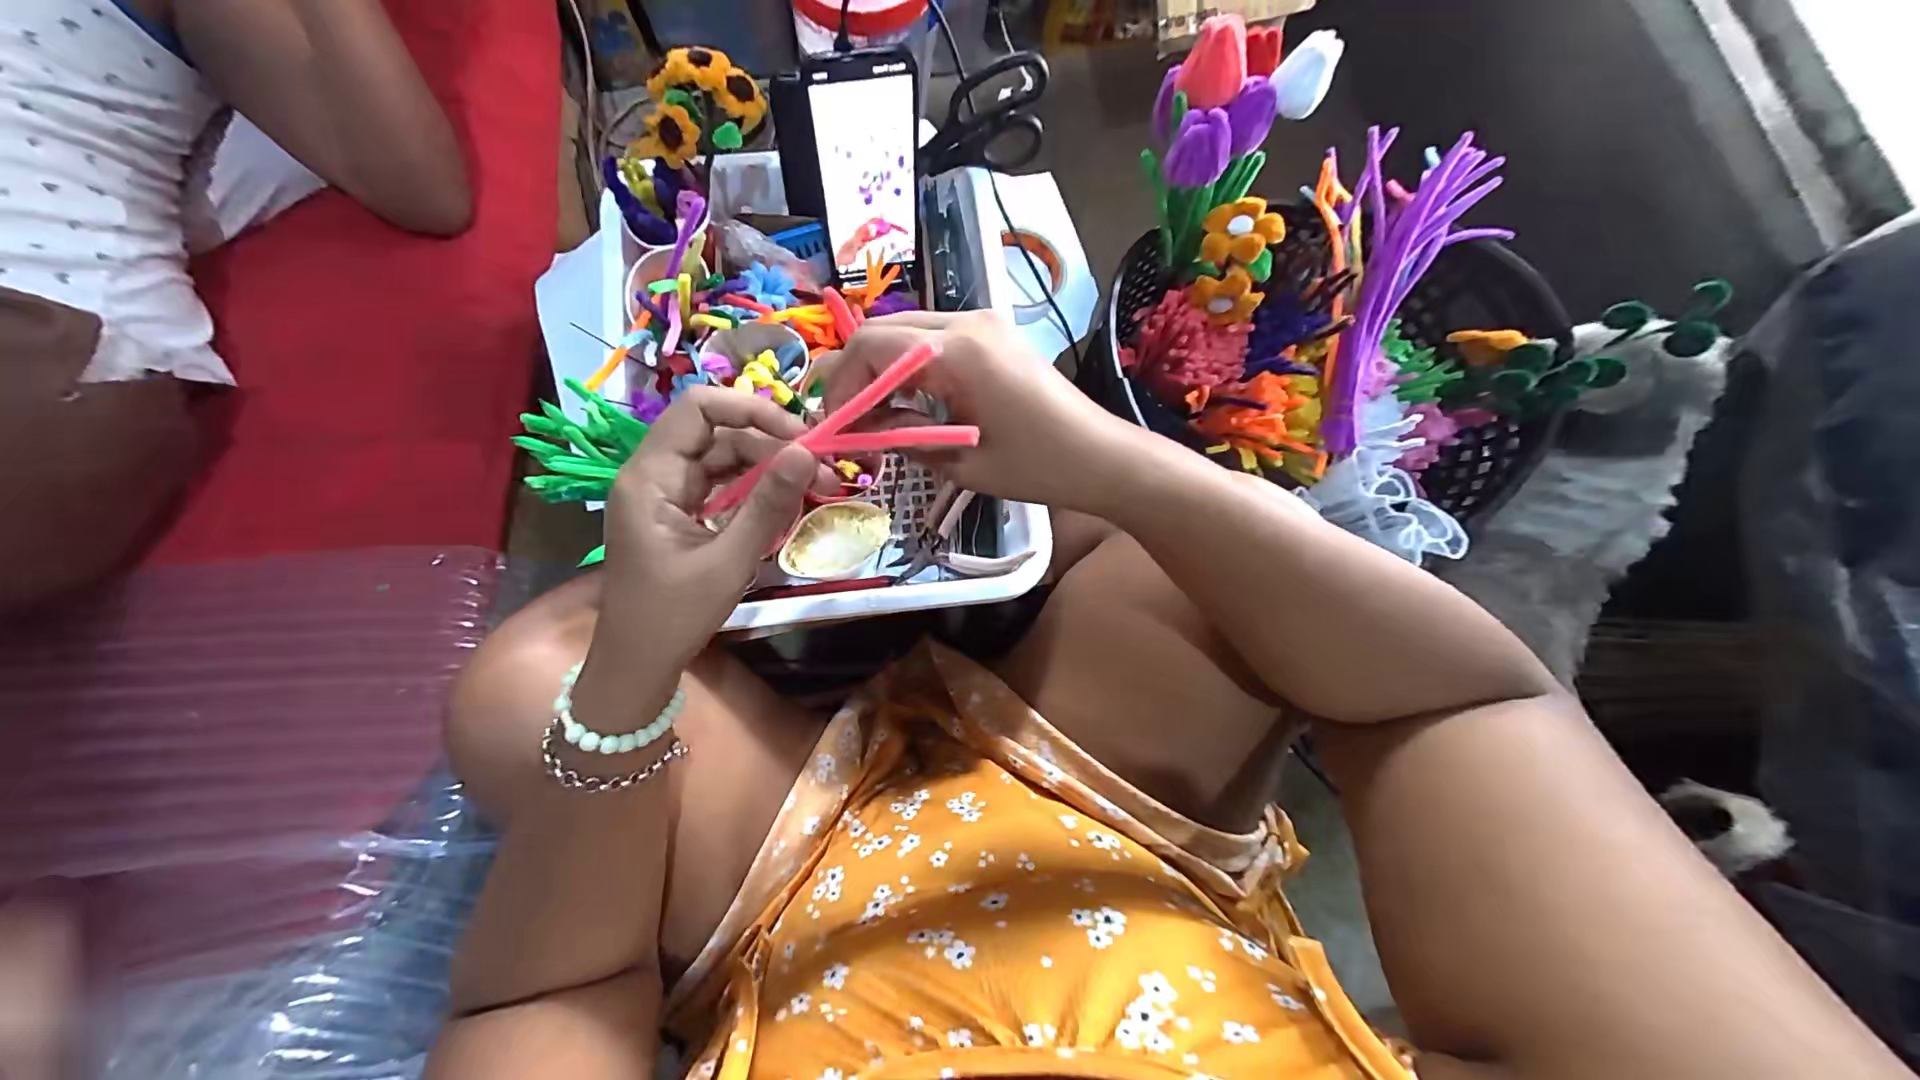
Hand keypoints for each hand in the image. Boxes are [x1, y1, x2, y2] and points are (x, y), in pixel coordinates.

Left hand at [593, 388, 835, 670]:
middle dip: (774, 447)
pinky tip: (787, 506)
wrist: (639, 663)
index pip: (699, 408)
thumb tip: (807, 453)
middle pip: (720, 435)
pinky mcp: (682, 514)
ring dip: (771, 470)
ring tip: (816, 489)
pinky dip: (757, 492)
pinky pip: (724, 487)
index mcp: (651, 476)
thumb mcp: (729, 560)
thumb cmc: (674, 615)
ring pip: (726, 460)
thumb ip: (768, 504)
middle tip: (824, 473)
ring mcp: (669, 494)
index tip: (799, 435)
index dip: (751, 409)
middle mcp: (656, 474)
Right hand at [821, 310, 1141, 510]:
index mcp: (959, 352)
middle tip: (852, 424)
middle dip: (857, 376)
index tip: (837, 426)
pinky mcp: (994, 336)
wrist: (1102, 457)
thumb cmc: (1038, 467)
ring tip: (881, 421)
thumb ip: (905, 437)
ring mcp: (984, 325)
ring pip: (906, 335)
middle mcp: (968, 323)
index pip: (872, 346)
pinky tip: (913, 406)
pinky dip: (911, 369)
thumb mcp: (963, 461)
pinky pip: (933, 342)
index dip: (843, 385)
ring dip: (883, 372)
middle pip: (883, 331)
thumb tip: (863, 430)